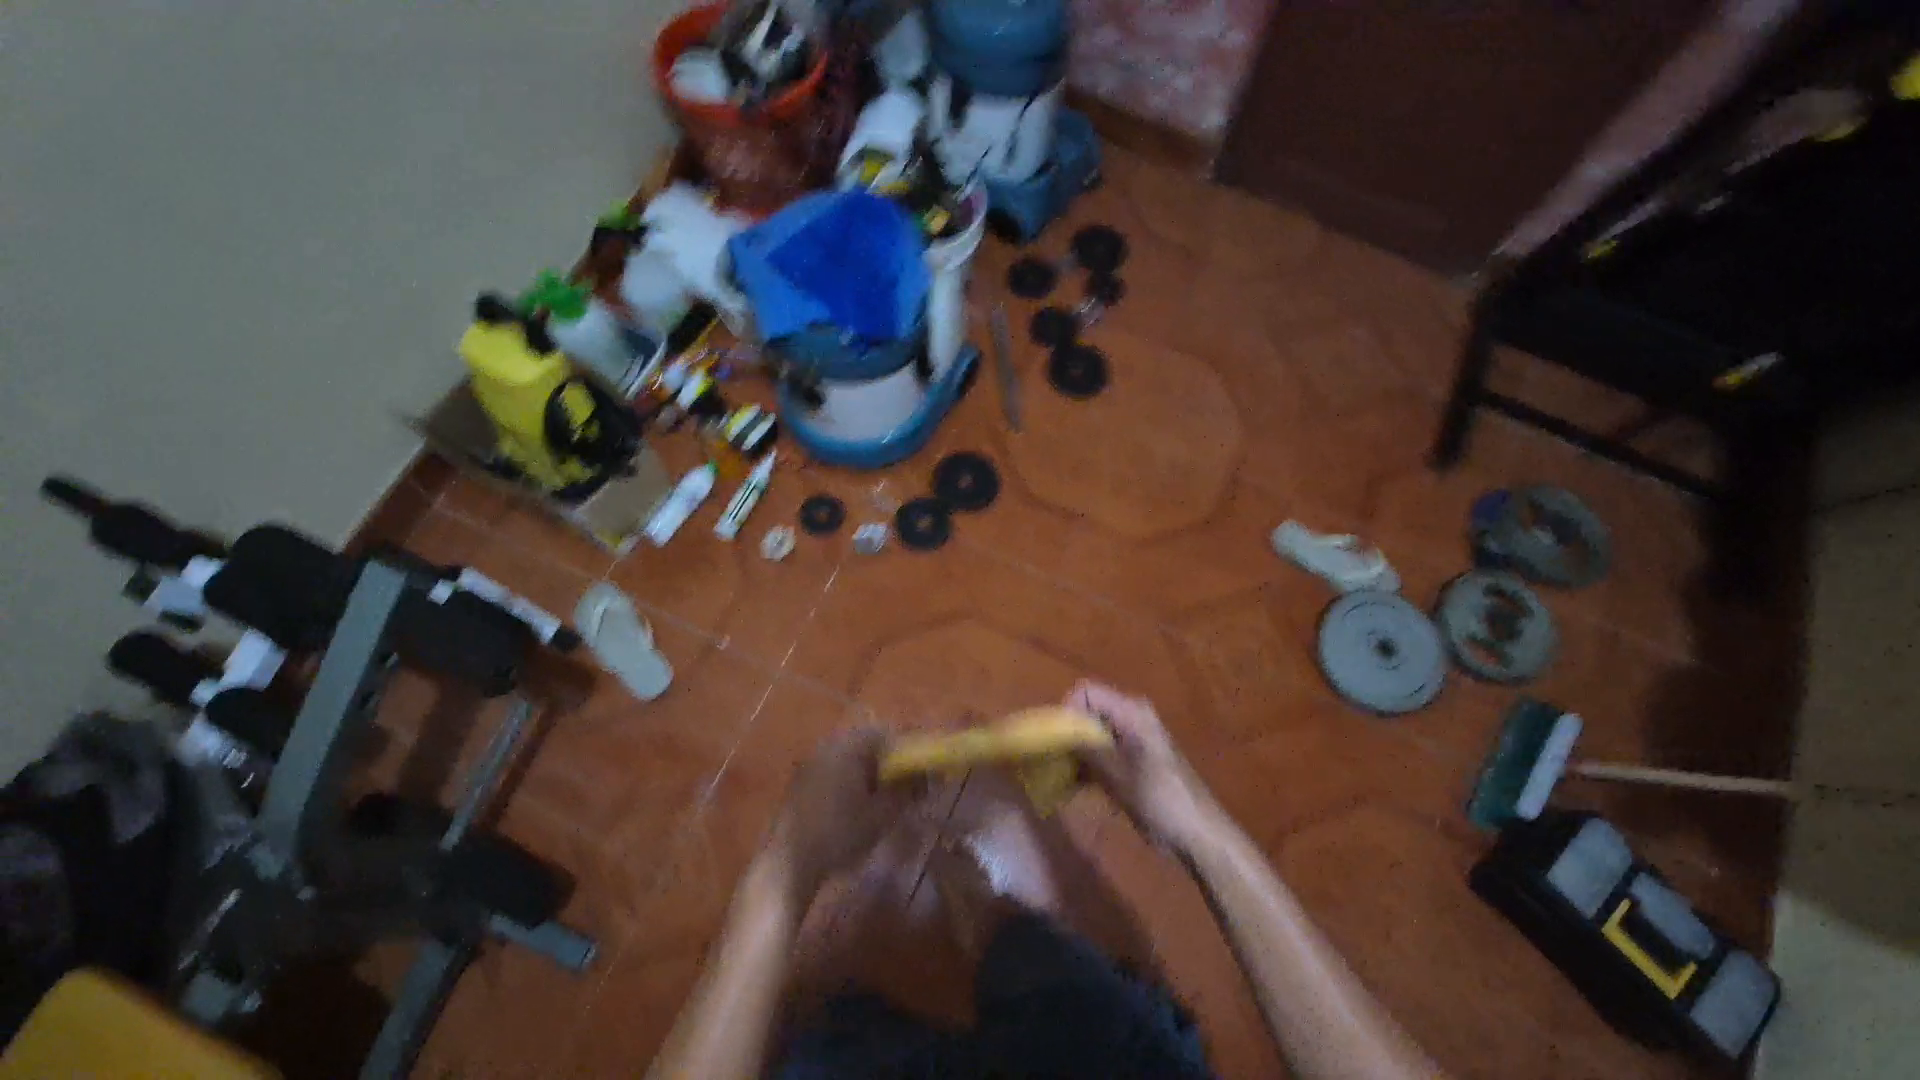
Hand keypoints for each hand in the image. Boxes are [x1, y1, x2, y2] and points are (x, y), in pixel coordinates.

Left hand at [765, 728, 918, 899]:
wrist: (788, 865)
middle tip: (905, 789)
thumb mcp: (883, 814)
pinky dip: (850, 784)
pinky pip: (834, 773)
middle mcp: (826, 746)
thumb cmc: (839, 834)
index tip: (922, 771)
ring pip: (850, 759)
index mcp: (847, 746)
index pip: (886, 733)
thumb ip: (908, 790)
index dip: (908, 750)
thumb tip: (929, 775)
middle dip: (889, 763)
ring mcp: (810, 764)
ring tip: (883, 803)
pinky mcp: (800, 784)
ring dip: (870, 775)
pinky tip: (855, 811)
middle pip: (867, 744)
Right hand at [1067, 680, 1219, 851]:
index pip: (1087, 692)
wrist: (1198, 835)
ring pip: (1092, 735)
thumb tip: (1055, 733)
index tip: (1058, 742)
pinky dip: (1087, 767)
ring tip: (1061, 778)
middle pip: (1088, 712)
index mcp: (1132, 713)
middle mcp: (1132, 719)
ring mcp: (1133, 741)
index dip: (1068, 712)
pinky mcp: (1133, 762)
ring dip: (1076, 754)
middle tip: (1054, 763)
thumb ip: (1086, 749)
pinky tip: (1075, 788)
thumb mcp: (1118, 775)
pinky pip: (1102, 753)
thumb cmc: (1160, 800)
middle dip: (1068, 734)